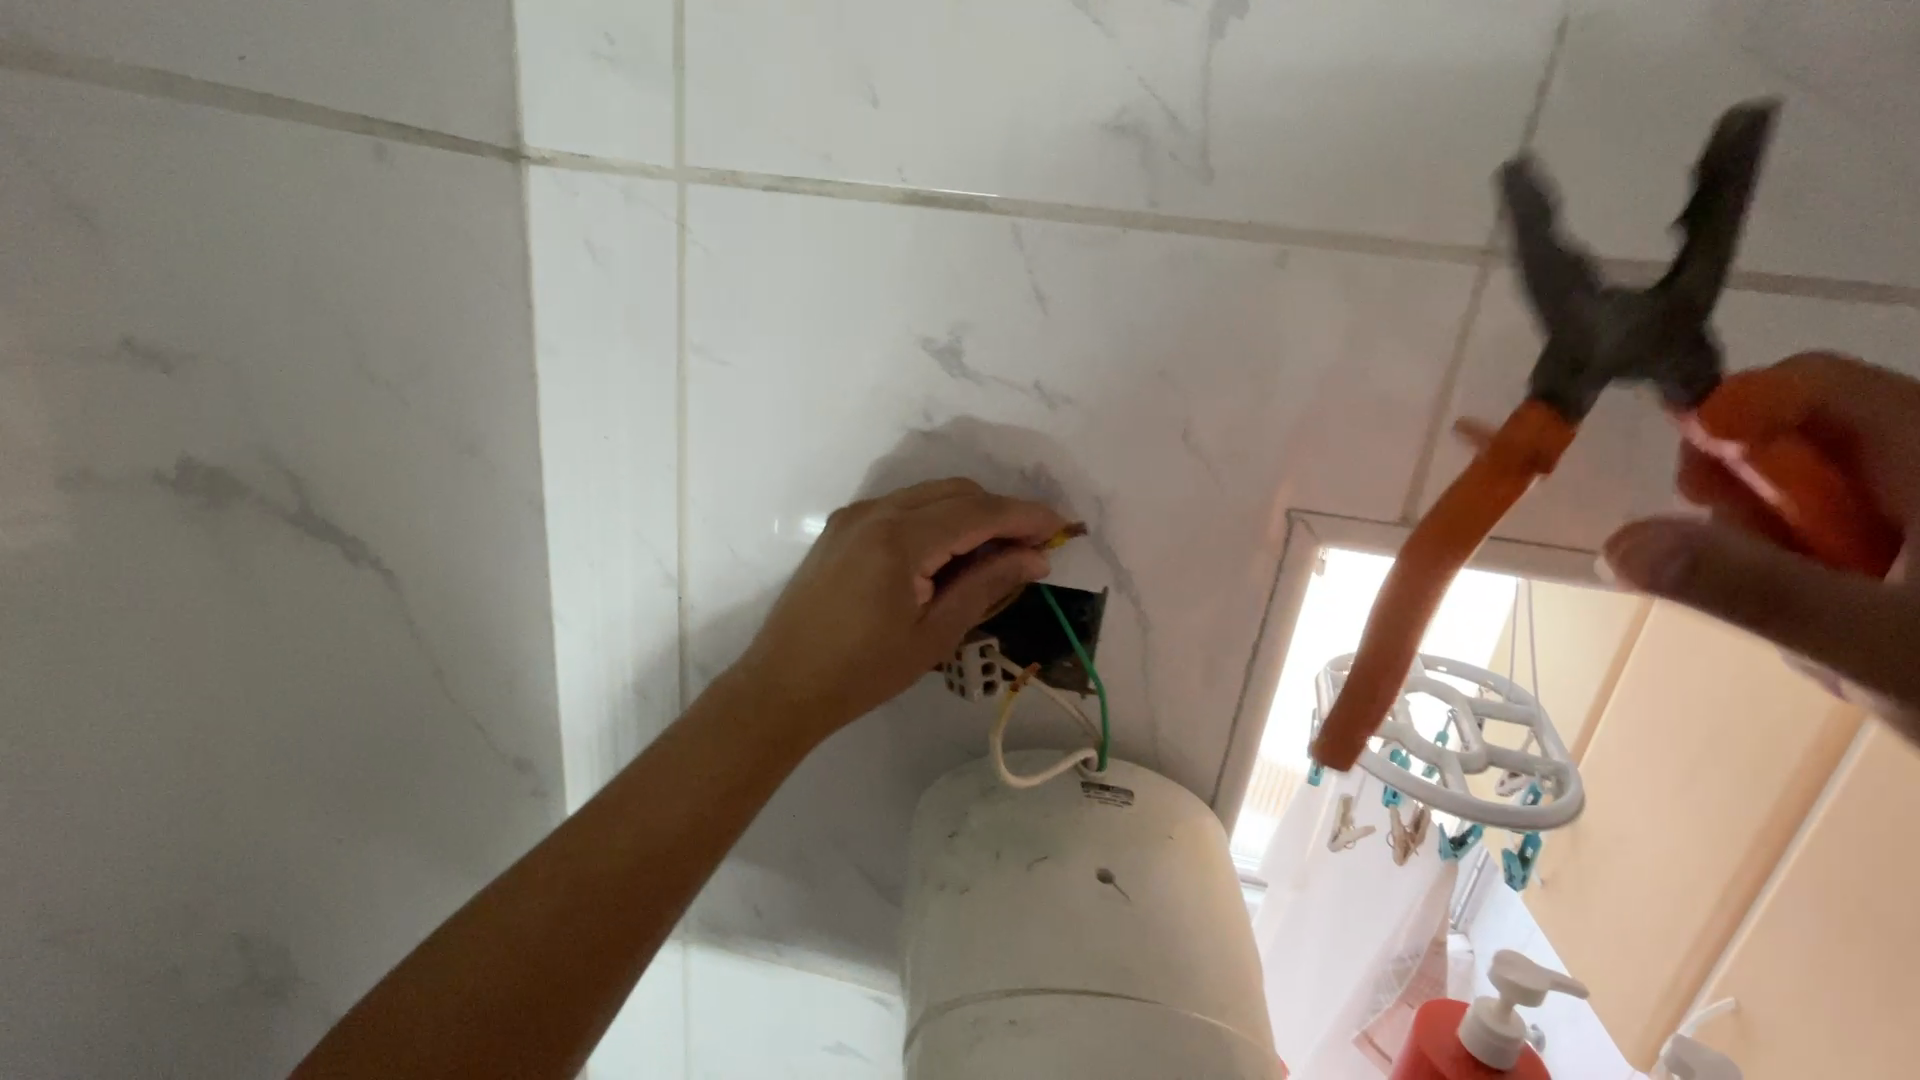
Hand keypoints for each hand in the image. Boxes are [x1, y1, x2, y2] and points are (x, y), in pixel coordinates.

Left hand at [731, 478, 1069, 734]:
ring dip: (969, 514)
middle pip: (955, 492)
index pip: (977, 512)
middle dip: (999, 512)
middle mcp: (875, 513)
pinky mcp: (842, 529)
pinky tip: (950, 554)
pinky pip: (903, 508)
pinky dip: (936, 519)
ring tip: (996, 553)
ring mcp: (854, 517)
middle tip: (1032, 547)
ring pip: (929, 495)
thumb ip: (986, 585)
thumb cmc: (862, 673)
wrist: (782, 686)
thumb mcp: (934, 634)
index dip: (1024, 516)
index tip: (1060, 526)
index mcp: (899, 539)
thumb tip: (1035, 557)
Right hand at [1602, 353, 1919, 728]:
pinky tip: (1846, 632)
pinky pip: (1831, 540)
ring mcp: (1918, 507)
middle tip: (1751, 571)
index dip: (1728, 420)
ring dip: (1778, 560)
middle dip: (1749, 510)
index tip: (1693, 490)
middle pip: (1792, 442)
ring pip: (1802, 499)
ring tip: (1824, 627)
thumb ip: (1749, 590)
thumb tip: (1617, 546)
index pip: (1803, 384)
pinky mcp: (1912, 545)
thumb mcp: (1878, 644)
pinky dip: (1813, 584)